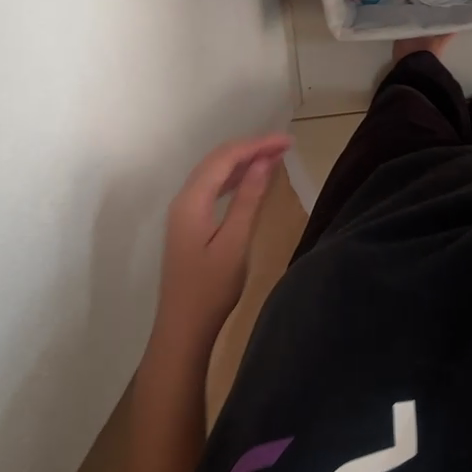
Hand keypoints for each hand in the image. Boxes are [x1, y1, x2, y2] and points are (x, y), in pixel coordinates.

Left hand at [156, 132, 292, 335]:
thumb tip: (264, 161)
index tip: (288, 142)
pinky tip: (251, 179)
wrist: (183, 328)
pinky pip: (212, 186)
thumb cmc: (211, 289)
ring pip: (214, 171)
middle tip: (285, 145)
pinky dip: (234, 176)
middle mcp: (184, 200)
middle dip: (251, 147)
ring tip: (274, 156)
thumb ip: (247, 199)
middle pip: (217, 159)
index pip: (225, 158)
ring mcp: (184, 212)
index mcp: (192, 201)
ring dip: (243, 160)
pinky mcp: (189, 223)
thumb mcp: (235, 243)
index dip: (257, 145)